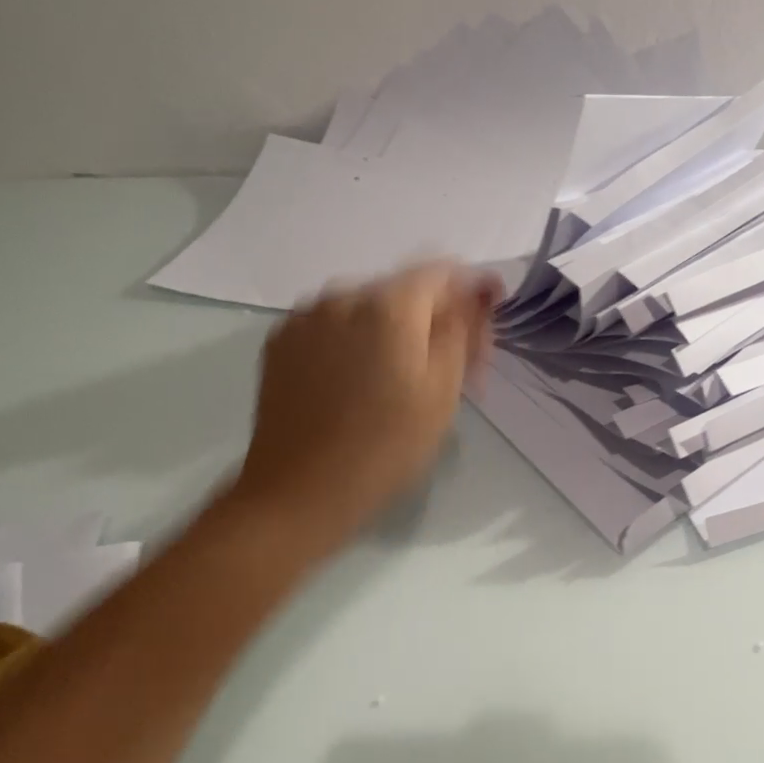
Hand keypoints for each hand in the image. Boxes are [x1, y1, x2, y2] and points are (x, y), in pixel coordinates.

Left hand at [230, 262, 500, 537]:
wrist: (300, 491)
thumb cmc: (387, 447)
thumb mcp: (444, 391)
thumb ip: (463, 329)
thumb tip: (479, 289)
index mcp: (390, 305)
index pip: (443, 271)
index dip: (470, 293)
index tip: (482, 330)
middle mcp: (343, 295)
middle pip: (404, 289)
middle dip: (431, 318)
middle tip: (447, 369)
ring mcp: (306, 316)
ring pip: (366, 307)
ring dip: (390, 330)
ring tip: (397, 380)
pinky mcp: (281, 340)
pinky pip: (332, 325)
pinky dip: (353, 342)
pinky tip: (356, 384)